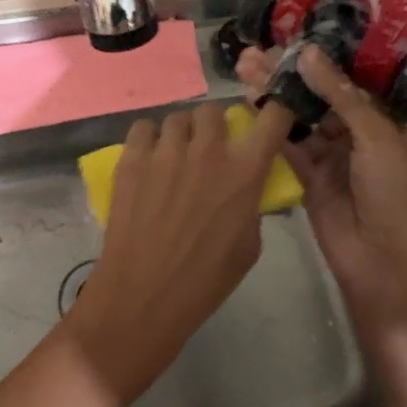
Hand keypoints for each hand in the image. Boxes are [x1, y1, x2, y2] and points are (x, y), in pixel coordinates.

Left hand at [62, 102, 294, 403]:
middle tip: (211, 147)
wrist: (144, 295)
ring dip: (183, 133)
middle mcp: (207, 152)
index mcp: (244, 173)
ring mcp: (166, 152)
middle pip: (215, 111)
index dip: (274, 112)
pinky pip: (143, 128)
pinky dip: (149, 138)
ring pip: (178, 118)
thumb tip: (246, 188)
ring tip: (176, 156)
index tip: (269, 119)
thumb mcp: (249, 246)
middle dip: (216, 125)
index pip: (272, 118)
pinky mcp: (131, 159)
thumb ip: (251, 205)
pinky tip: (148, 159)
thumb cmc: (205, 281)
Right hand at [235, 45, 406, 338]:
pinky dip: (269, 126)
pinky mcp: (307, 179)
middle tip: (252, 53)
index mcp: (380, 121)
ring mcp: (329, 157)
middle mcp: (354, 134)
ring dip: (274, 95)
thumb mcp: (376, 141)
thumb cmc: (396, 199)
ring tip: (242, 70)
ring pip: (298, 118)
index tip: (285, 38)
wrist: (389, 268)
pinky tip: (248, 104)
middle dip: (287, 74)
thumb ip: (340, 97)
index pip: (344, 80)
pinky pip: (287, 146)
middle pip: (316, 96)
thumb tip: (309, 54)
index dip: (316, 59)